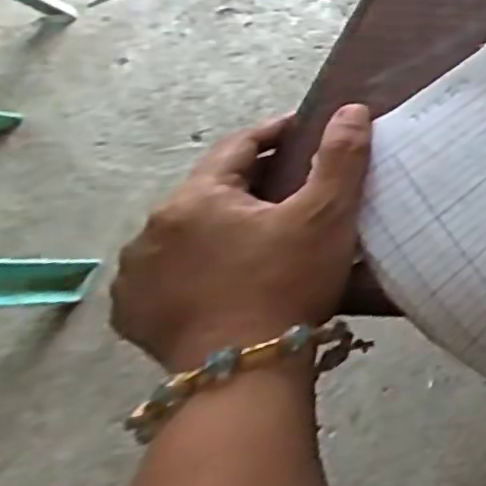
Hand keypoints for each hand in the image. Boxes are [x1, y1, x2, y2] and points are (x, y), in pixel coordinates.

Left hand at [111, 105, 372, 371]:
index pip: (238, 146)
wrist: (242, 374)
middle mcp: (151, 231)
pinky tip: (231, 270)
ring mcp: (135, 275)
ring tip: (266, 229)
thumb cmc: (288, 280)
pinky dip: (202, 258)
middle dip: (255, 179)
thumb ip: (340, 156)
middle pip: (213, 187)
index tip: (307, 129)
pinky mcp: (134, 313)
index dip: (276, 132)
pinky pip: (172, 268)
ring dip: (226, 220)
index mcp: (194, 200)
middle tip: (298, 184)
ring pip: (191, 228)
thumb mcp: (327, 213)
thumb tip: (351, 110)